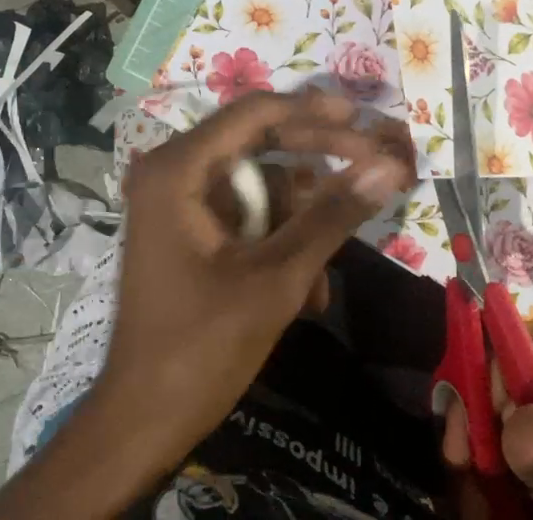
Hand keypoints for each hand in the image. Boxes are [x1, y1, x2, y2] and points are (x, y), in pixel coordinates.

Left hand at [90, 90, 416, 472]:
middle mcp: (173, 172)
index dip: (315, 114)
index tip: (366, 121)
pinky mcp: (190, 233)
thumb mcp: (276, 279)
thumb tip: (387, 166)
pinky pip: (248, 219)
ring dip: (302, 222)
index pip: (255, 113)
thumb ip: (331, 216)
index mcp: (178, 168)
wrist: (144, 418)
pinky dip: (281, 244)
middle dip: (318, 163)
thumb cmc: (202, 347)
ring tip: (332, 272)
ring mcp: (179, 204)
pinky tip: (309, 295)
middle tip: (378, 164)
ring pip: (260, 187)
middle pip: (259, 144)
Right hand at [443, 350, 532, 519]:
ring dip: (494, 467)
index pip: (507, 360)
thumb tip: (516, 419)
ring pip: (513, 428)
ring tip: (493, 506)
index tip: (458, 454)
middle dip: (480, 440)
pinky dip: (517, 482)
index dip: (473, 400)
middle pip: (504, 394)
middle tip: (474, 495)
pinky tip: (516, 505)